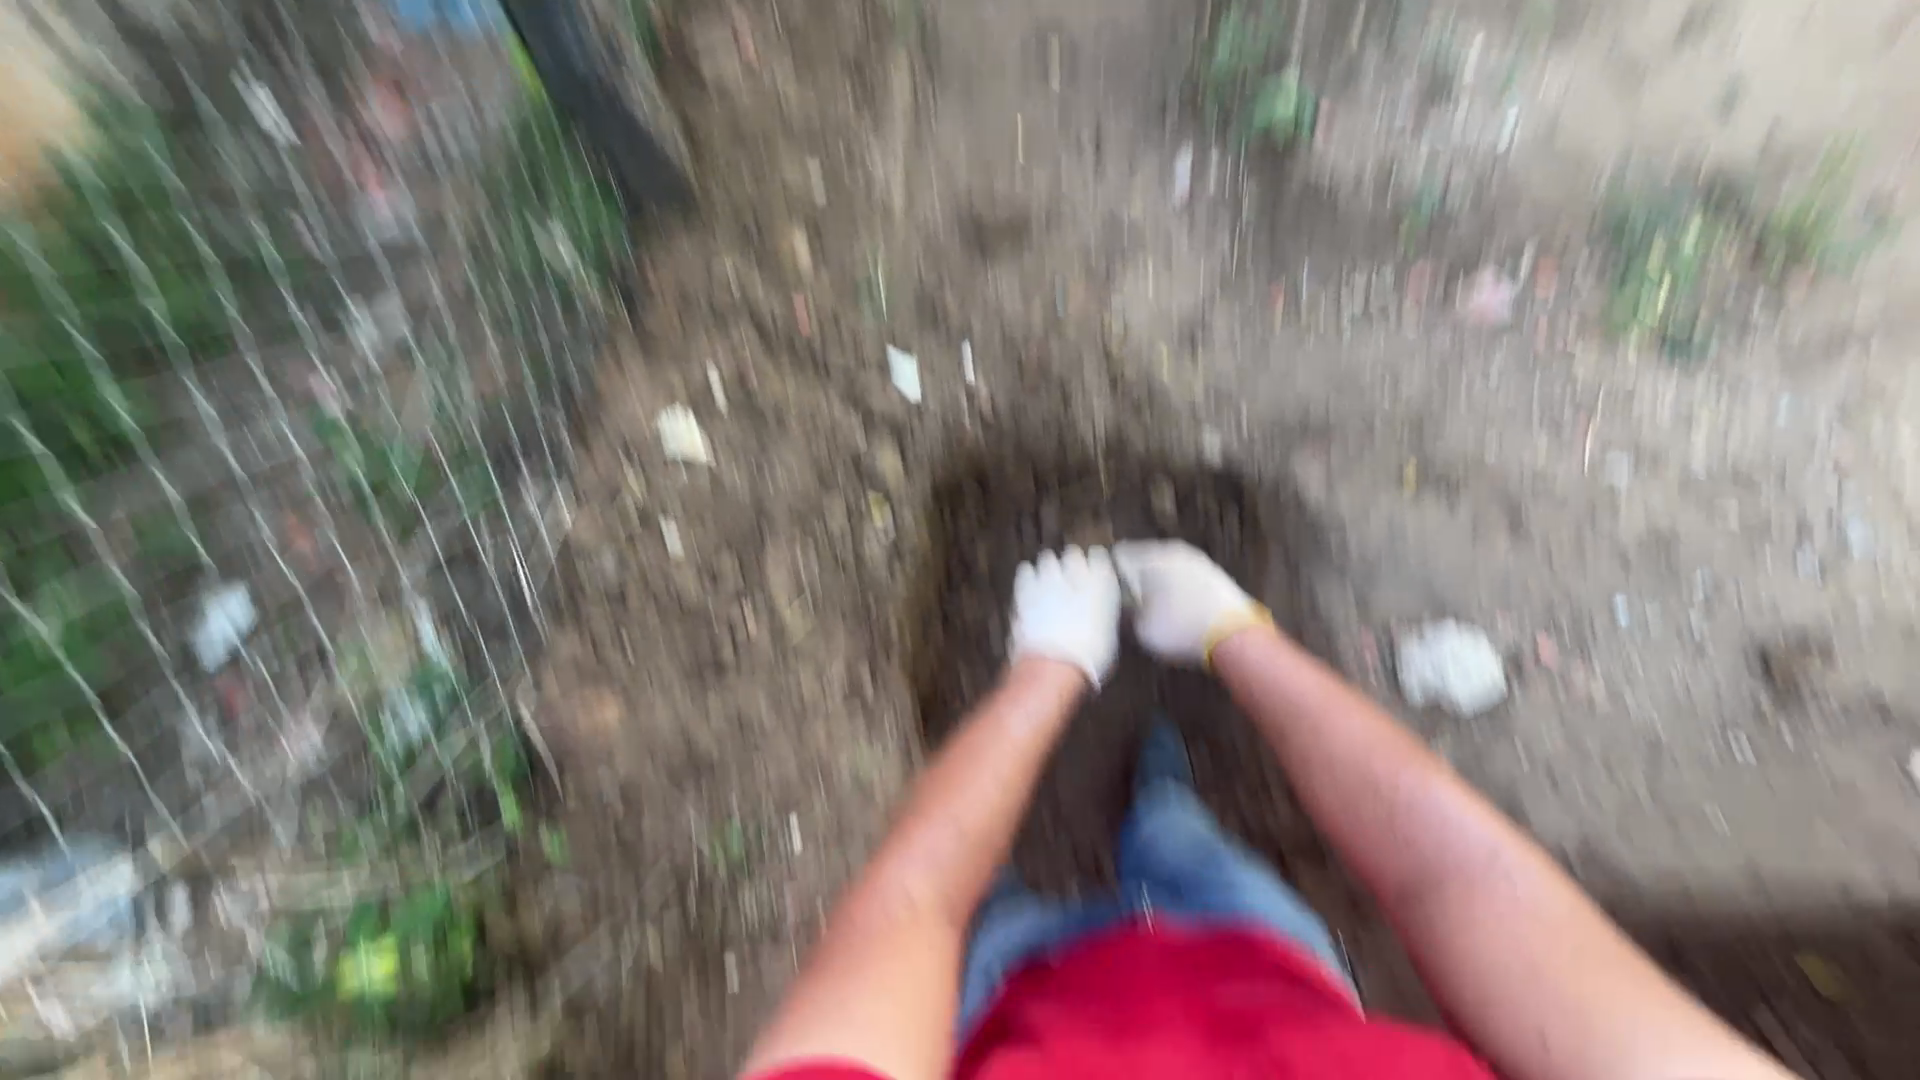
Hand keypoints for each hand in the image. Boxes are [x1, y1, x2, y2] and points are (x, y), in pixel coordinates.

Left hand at [1009, 546, 1121, 686]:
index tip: (1094, 571)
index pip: (1099, 557)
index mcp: (1102, 581)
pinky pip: (1025, 571)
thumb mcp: (1107, 633)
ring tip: (1048, 579)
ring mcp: (1047, 577)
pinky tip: (1028, 583)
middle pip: (1072, 554)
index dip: (1095, 565)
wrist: (1054, 661)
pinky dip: (1028, 576)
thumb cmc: (1091, 656)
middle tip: (1070, 577)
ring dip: (1048, 567)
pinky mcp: (1024, 588)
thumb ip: (1102, 612)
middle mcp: (1075, 572)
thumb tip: (1097, 612)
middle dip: (1070, 563)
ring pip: (1047, 559)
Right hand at [1112, 540, 1269, 666]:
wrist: (1234, 637)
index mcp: (1151, 558)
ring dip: (1159, 580)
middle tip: (1126, 592)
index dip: (1111, 570)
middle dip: (1136, 573)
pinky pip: (1187, 578)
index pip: (1121, 555)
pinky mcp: (1217, 576)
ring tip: (1151, 601)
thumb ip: (1128, 610)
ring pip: (1169, 567)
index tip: (1105, 583)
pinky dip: (1178, 588)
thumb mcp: (1142, 627)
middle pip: (1147, 558)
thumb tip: (1125, 603)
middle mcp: (1175, 552)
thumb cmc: (1180, 629)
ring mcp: (1199, 561)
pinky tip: (1176, 605)